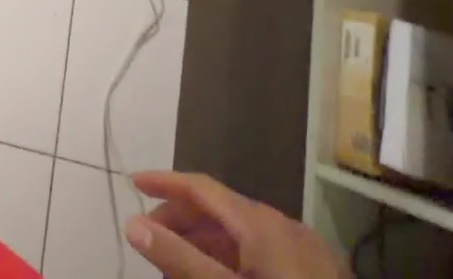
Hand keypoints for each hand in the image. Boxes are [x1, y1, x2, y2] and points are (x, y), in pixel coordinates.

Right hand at [126, 172, 350, 278]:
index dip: (164, 182)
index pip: (201, 187)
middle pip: (220, 208)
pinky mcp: (320, 275)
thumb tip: (131, 224)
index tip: (132, 184)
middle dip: (182, 221)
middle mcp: (285, 226)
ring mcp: (308, 252)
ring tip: (182, 267)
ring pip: (242, 232)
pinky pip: (265, 252)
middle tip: (153, 243)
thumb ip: (178, 257)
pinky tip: (220, 277)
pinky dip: (234, 257)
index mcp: (261, 223)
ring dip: (205, 242)